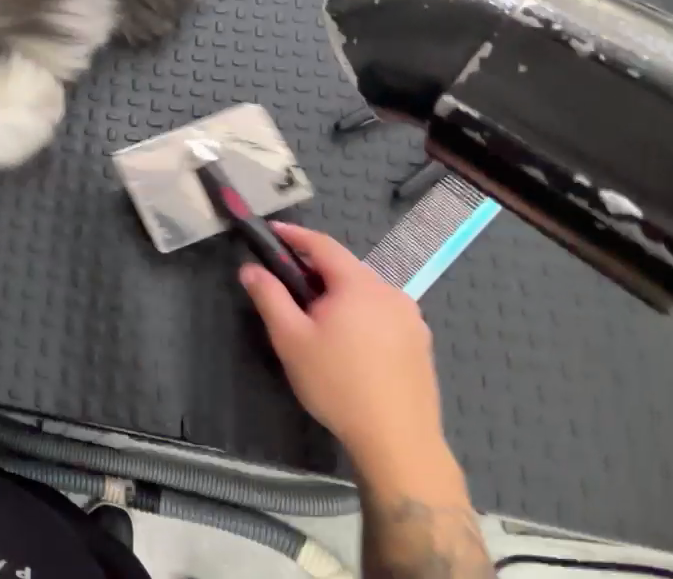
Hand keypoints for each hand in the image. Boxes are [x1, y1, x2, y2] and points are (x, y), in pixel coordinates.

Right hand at [239, 224, 444, 467]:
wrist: (398, 441)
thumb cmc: (337, 383)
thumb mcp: (290, 338)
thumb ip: (269, 296)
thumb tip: (250, 268)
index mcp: (359, 285)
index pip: (323, 245)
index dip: (295, 235)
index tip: (272, 231)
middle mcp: (391, 293)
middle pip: (347, 269)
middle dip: (315, 271)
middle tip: (287, 286)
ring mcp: (412, 319)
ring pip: (366, 293)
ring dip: (339, 294)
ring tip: (316, 319)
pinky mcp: (421, 344)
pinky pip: (383, 314)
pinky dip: (360, 315)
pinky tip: (348, 343)